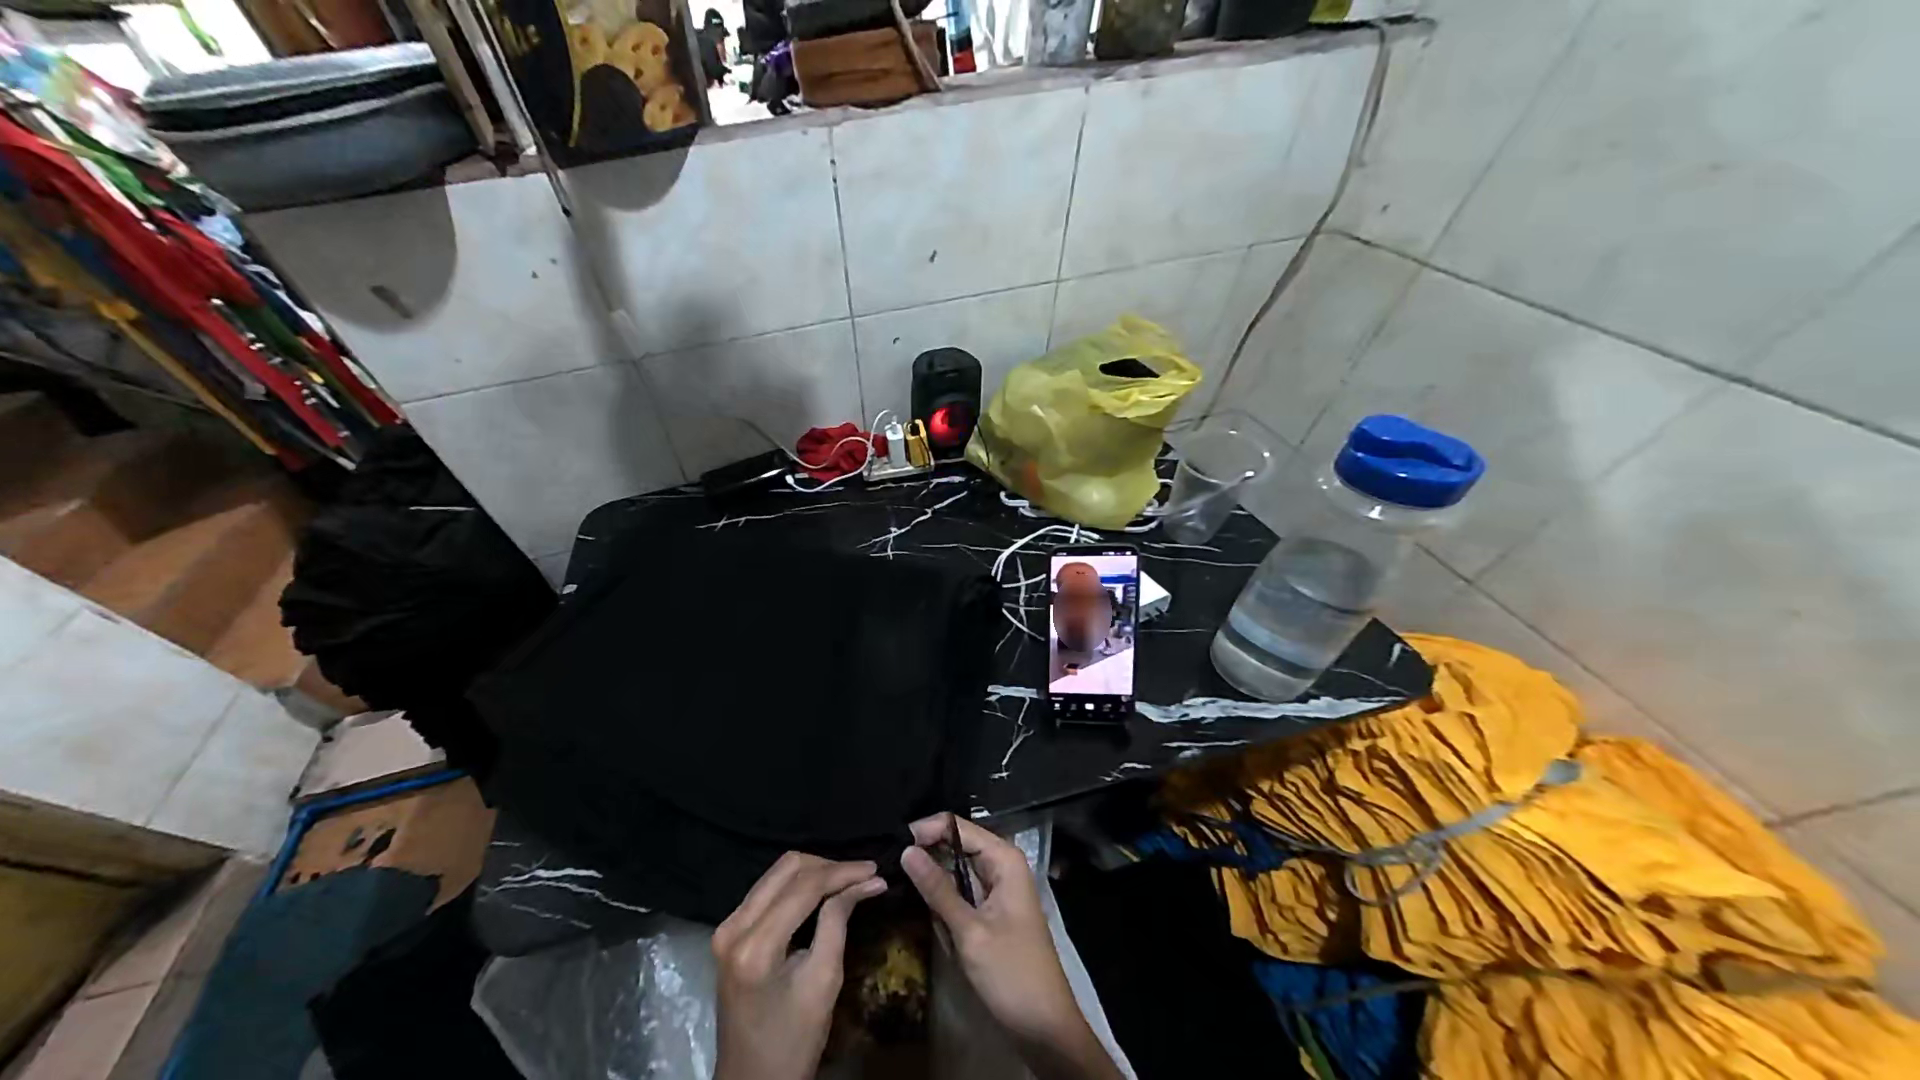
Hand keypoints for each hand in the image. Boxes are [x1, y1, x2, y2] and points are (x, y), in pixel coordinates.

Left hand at [713, 853, 885, 1079]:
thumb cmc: (793, 1042)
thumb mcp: (824, 981)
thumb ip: (838, 922)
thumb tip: (867, 881)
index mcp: (754, 945)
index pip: (804, 886)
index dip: (843, 872)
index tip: (875, 869)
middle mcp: (733, 926)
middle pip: (787, 868)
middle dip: (829, 866)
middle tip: (863, 876)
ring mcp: (726, 928)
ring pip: (776, 874)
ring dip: (814, 872)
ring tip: (848, 881)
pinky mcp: (729, 932)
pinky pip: (767, 890)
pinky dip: (798, 885)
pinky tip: (823, 893)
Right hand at [901, 815, 1122, 1079]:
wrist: (1045, 1025)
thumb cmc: (1011, 973)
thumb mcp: (969, 931)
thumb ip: (937, 889)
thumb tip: (906, 850)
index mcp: (1004, 858)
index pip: (956, 825)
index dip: (924, 830)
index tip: (892, 846)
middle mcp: (1002, 864)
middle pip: (955, 843)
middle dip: (926, 854)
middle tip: (889, 867)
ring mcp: (997, 887)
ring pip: (955, 869)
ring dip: (934, 881)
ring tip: (900, 885)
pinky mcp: (991, 908)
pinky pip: (961, 891)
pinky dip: (944, 900)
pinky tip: (928, 910)